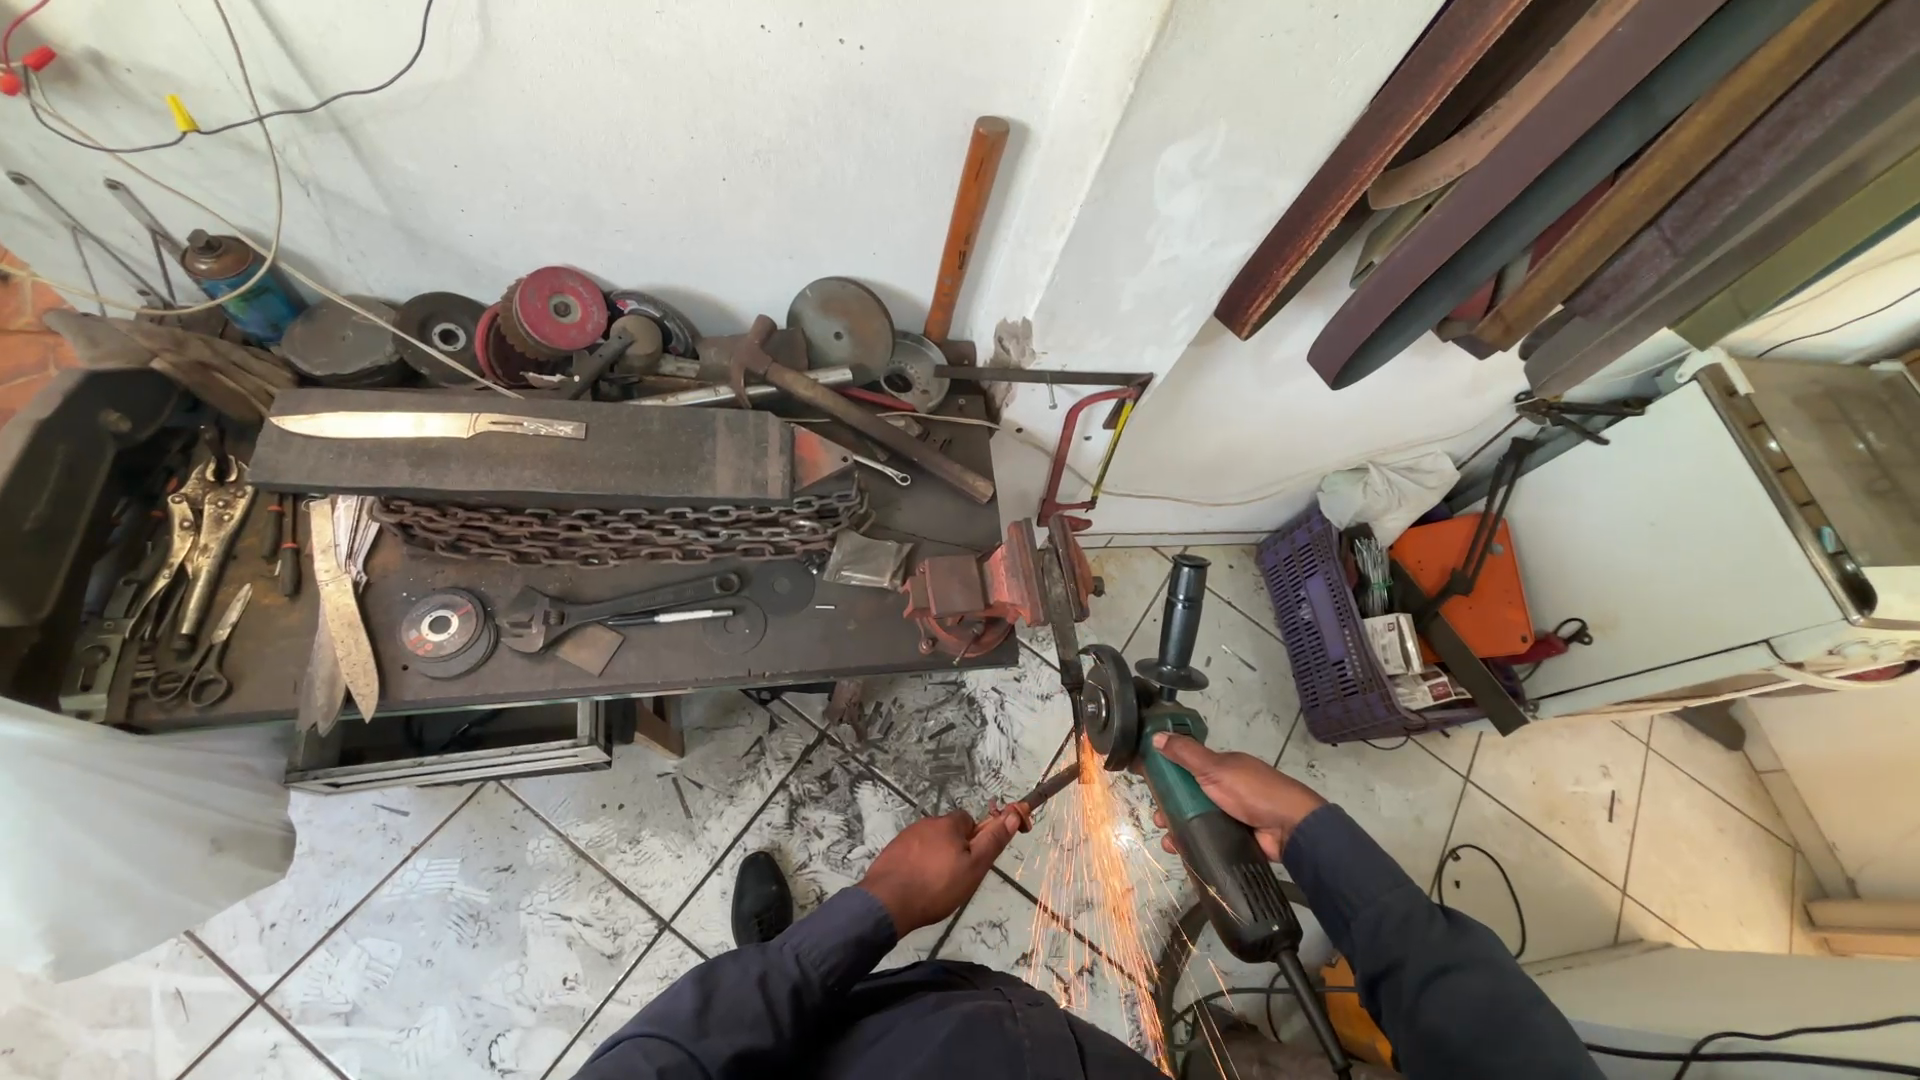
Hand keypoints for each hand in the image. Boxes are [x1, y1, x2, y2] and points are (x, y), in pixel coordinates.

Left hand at [859, 808, 1020, 936]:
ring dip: (936, 857)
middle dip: (954, 849)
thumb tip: (1013, 815)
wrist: (888, 902)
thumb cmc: (937, 886)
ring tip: (935, 886)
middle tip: (956, 878)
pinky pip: (912, 854)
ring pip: (930, 843)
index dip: (974, 839)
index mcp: (948, 824)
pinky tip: (916, 885)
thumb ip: (993, 841)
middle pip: (948, 832)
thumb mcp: (974, 867)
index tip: (972, 862)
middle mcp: (927, 823)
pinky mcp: (892, 851)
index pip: (969, 821)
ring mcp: (906, 836)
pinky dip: (918, 865)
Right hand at [1151, 732, 1325, 861]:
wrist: (1291, 829)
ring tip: (1168, 840)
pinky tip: (1180, 851)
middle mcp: (1225, 790)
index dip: (1168, 776)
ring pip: (1195, 821)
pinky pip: (1207, 839)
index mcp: (1222, 768)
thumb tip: (1156, 736)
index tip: (1151, 786)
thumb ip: (1186, 753)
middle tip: (1158, 819)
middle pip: (1189, 797)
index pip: (1188, 768)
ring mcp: (1231, 816)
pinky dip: (1191, 845)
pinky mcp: (1235, 839)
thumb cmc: (1252, 791)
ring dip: (1177, 829)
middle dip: (1169, 808)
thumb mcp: (1215, 767)